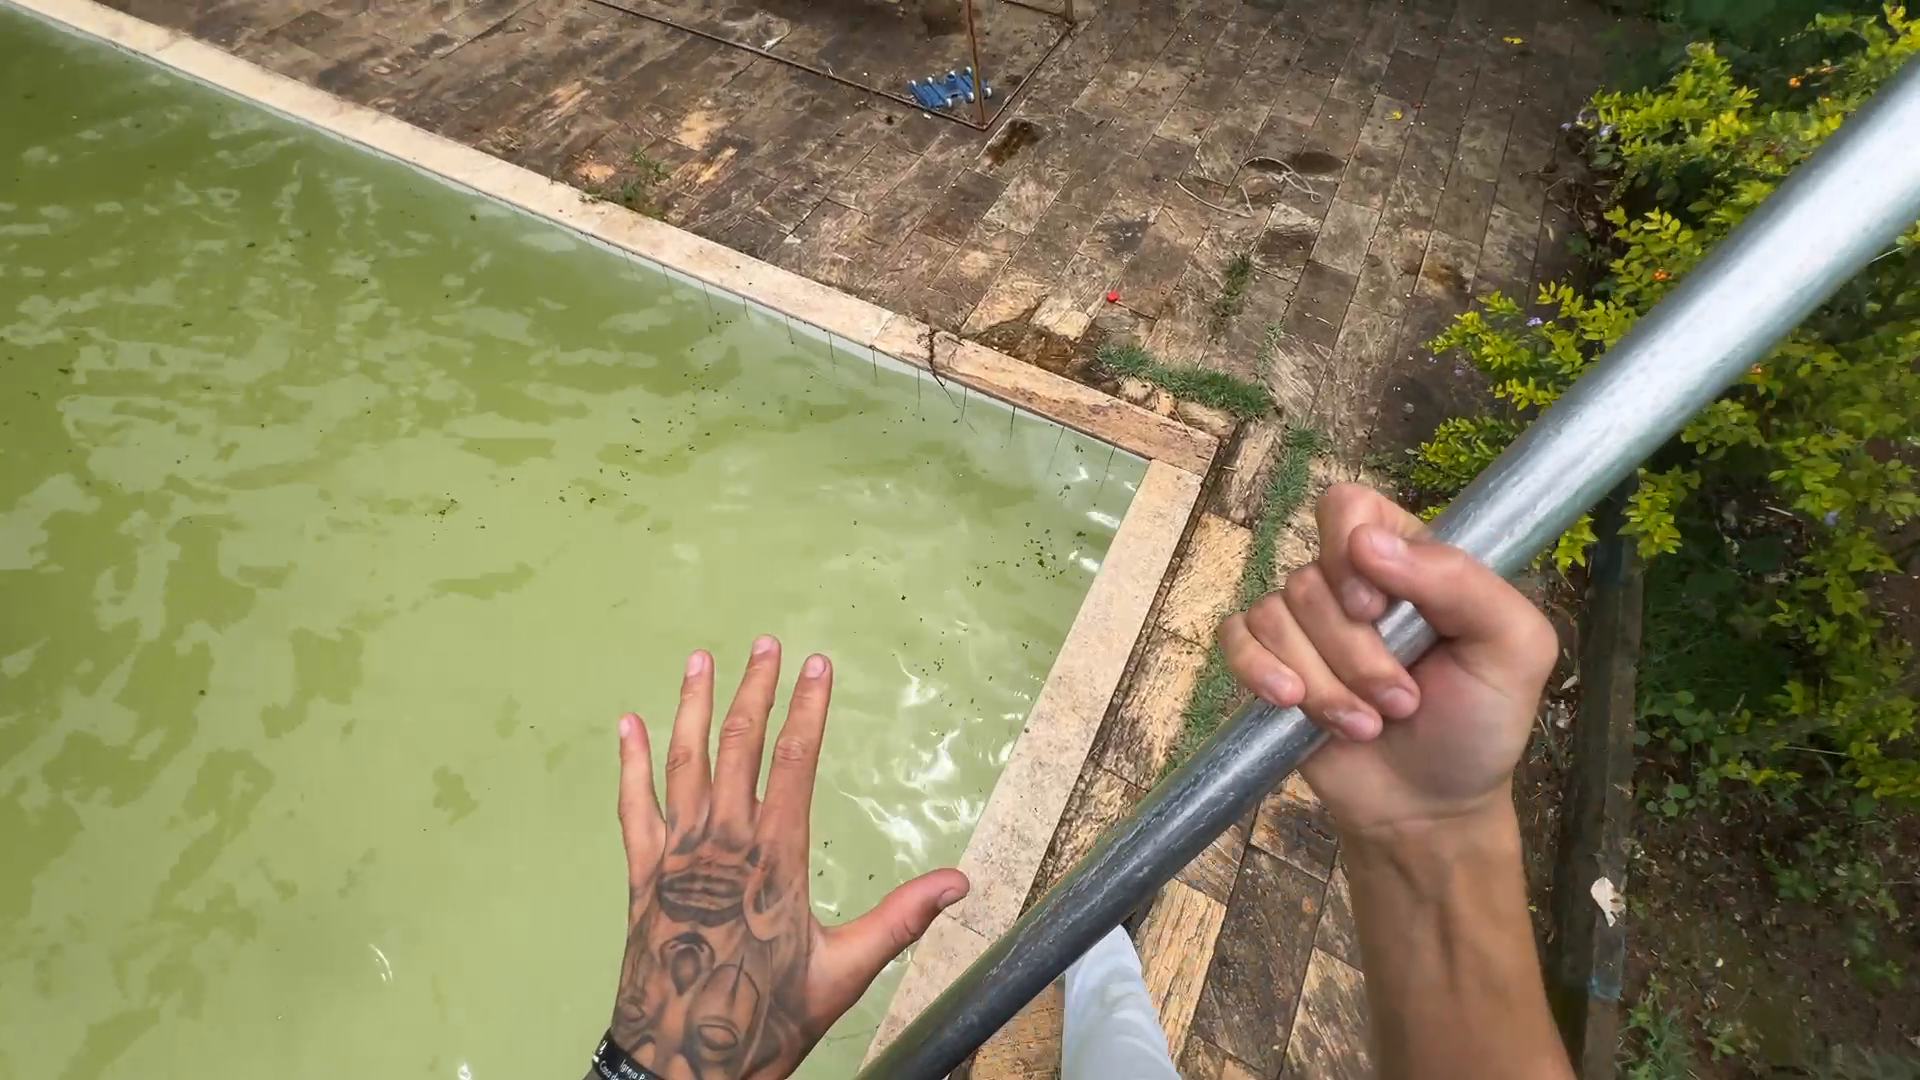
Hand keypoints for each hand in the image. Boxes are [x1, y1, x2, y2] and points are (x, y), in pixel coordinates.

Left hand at [600, 638, 968, 1078]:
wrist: (680, 1068)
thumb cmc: (765, 1018)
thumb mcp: (844, 973)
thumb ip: (901, 919)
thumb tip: (961, 883)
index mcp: (775, 855)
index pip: (796, 760)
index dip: (809, 707)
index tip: (819, 665)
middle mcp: (725, 840)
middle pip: (740, 744)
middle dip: (756, 689)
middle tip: (766, 645)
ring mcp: (678, 852)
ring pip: (685, 761)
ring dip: (695, 706)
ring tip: (701, 659)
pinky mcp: (644, 872)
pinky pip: (634, 806)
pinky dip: (630, 762)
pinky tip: (628, 724)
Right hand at [1218, 485, 1557, 838]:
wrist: (1425, 804)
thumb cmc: (1477, 722)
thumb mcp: (1512, 649)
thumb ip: (1461, 583)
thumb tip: (1365, 542)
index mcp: (1402, 559)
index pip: (1348, 507)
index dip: (1349, 548)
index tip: (1377, 607)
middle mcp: (1343, 581)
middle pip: (1309, 578)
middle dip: (1354, 652)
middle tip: (1398, 699)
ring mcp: (1298, 622)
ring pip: (1275, 617)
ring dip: (1323, 682)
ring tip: (1363, 723)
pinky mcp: (1264, 658)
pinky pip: (1236, 638)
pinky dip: (1259, 671)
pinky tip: (1290, 701)